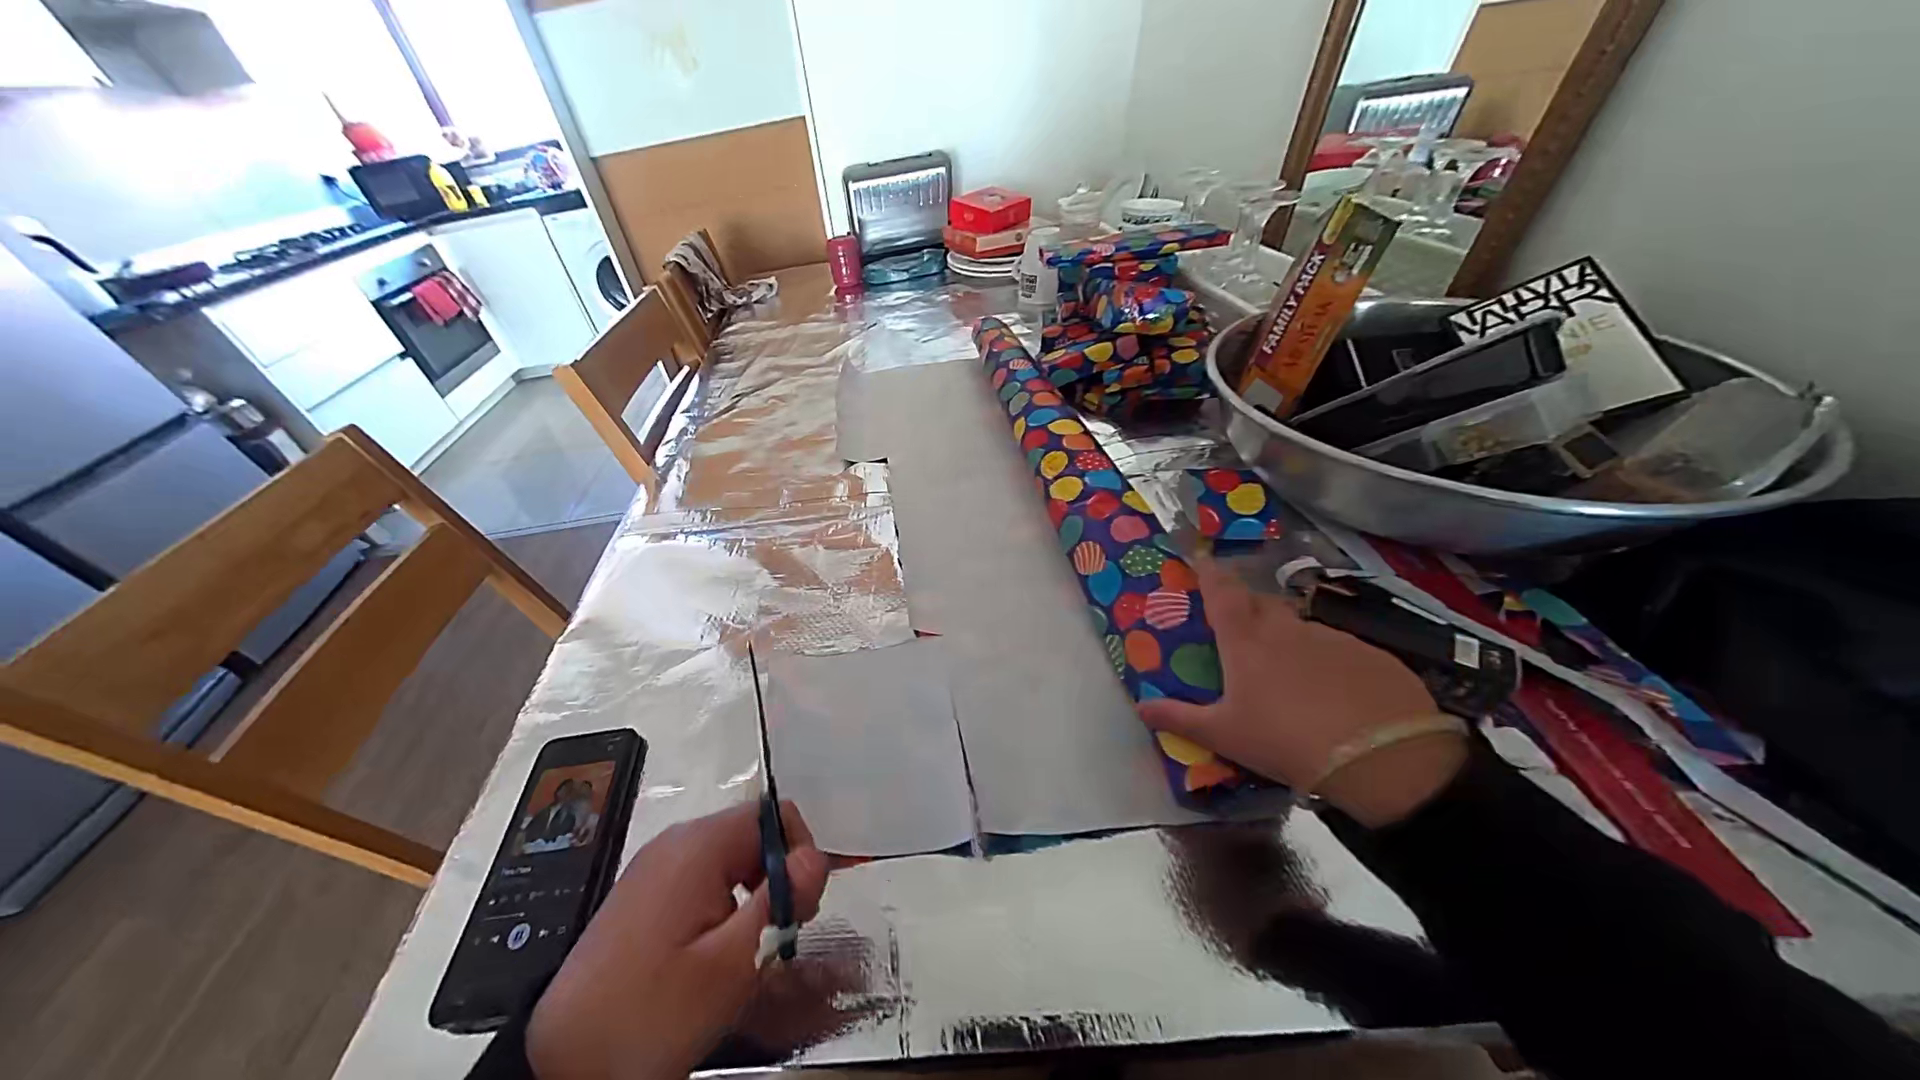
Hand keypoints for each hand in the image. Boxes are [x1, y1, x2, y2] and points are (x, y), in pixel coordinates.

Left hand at [525, 801, 829, 1079]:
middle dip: (779, 877)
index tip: (802, 903)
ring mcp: (657, 867)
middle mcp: (676, 843)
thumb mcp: (730, 966)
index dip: (800, 850)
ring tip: (751, 949)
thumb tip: (817, 857)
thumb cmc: (651, 1013)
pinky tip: (717, 952)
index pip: (774, 815)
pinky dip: (726, 904)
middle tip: (780, 934)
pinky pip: (705, 880)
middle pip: (753, 836)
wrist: (560, 1063)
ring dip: (755, 894)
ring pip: (732, 859)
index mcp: (698, 846)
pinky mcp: (645, 894)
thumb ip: (781, 904)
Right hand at [1138, 558, 1467, 826]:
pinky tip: (1332, 691)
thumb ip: (1180, 718)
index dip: (1209, 571)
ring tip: (1287, 672)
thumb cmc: (1285, 740)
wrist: (1382, 758)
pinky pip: (1337, 646)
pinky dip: (1325, 659)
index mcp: (1245, 640)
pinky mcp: (1369, 653)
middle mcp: (1286, 628)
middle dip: (1246, 605)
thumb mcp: (1224, 735)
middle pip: (1260, 602)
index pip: (1221, 591)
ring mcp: (1331, 637)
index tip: (1202, 557)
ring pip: (1299, 626)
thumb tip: (1141, 707)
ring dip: (1286, 637)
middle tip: (1238, 628)